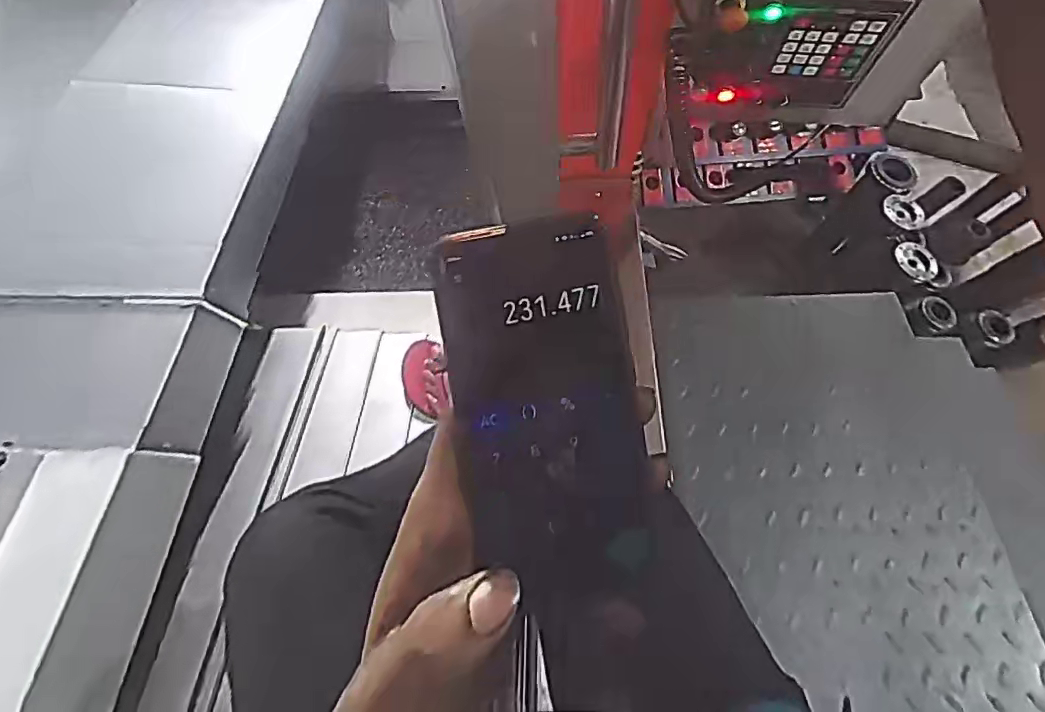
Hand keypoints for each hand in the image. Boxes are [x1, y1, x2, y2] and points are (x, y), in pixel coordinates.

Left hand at [339, 388, 668, 709]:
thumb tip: (497, 589)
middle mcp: (478, 530)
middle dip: (582, 426)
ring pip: (566, 501)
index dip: (504, 391)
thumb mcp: (400, 674)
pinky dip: (611, 569)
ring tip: (650, 472)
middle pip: (531, 456)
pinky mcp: (535, 592)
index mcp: (438, 527)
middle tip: (629, 407)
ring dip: (610, 485)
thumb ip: (439, 630)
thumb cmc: (393, 697)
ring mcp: (510, 558)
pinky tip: (630, 596)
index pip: (464, 435)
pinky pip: (581, 562)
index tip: (551, 365)